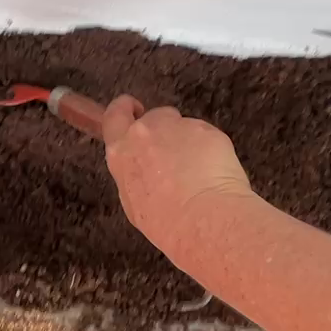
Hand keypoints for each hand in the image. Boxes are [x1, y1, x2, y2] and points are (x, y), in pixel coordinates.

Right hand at [101, 95, 256, 249]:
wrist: (203, 219)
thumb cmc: (164, 222)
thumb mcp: (132, 200)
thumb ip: (132, 172)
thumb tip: (144, 168)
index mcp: (121, 151)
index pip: (115, 114)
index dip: (125, 108)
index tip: (134, 110)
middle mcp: (144, 132)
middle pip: (154, 118)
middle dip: (165, 132)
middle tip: (176, 157)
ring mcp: (177, 128)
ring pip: (182, 126)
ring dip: (188, 141)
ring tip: (199, 171)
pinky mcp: (206, 130)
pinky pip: (206, 135)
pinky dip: (209, 149)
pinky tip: (215, 173)